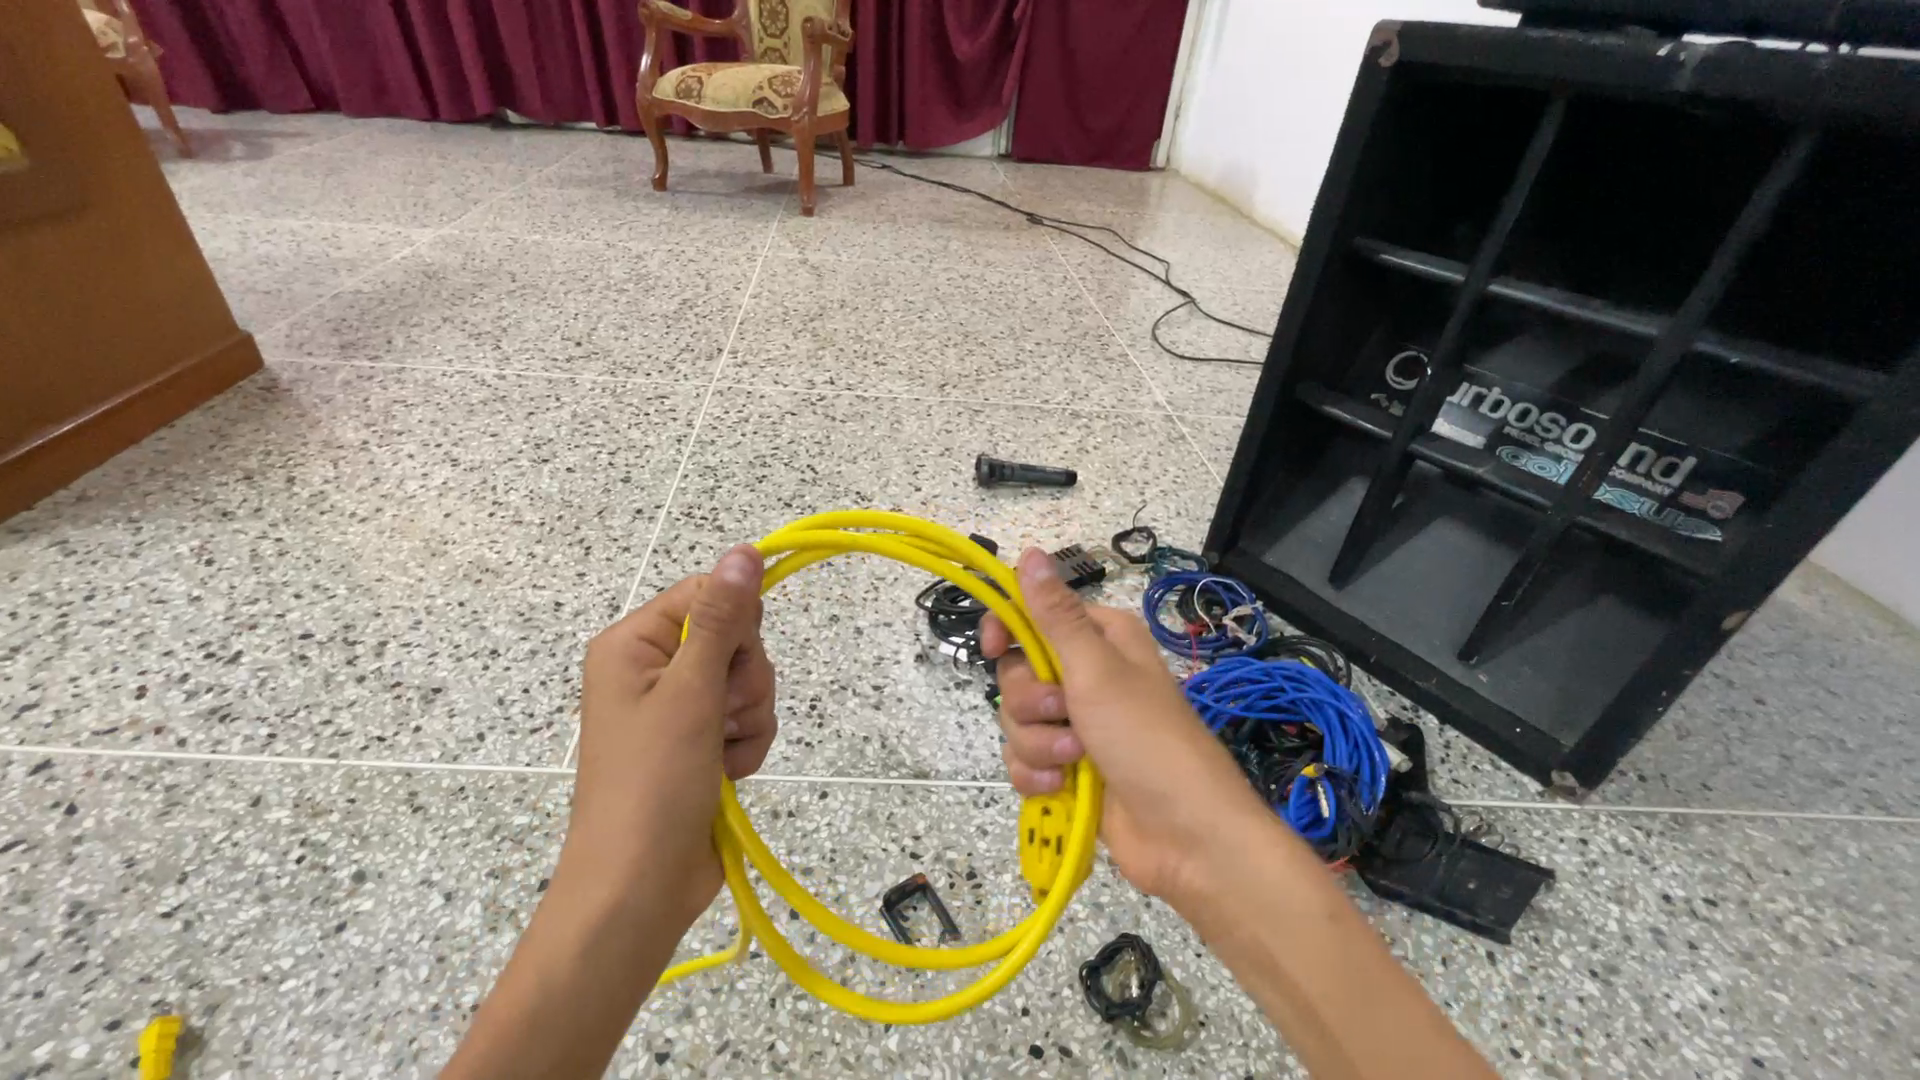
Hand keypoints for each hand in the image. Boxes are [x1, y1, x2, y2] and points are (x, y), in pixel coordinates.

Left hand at [555, 545, 776, 929]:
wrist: (638, 888)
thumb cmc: (653, 783)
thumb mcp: (690, 693)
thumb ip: (721, 619)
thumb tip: (744, 550)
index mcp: (632, 644)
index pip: (705, 594)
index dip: (735, 623)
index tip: (735, 661)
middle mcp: (651, 669)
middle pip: (732, 638)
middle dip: (744, 680)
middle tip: (721, 717)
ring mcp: (676, 709)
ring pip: (745, 681)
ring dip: (749, 717)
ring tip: (723, 755)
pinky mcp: (698, 743)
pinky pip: (745, 719)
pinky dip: (746, 744)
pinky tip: (729, 772)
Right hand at [983, 548, 1269, 903]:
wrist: (1185, 835)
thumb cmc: (1146, 738)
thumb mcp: (1097, 670)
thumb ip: (1054, 615)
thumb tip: (1029, 551)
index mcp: (1100, 639)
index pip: (1034, 616)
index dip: (1009, 630)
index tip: (995, 649)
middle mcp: (1087, 676)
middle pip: (1018, 673)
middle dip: (1031, 703)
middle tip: (1064, 715)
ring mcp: (1076, 725)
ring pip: (1016, 721)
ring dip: (1039, 744)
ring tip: (1076, 761)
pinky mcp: (1068, 768)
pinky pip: (1024, 760)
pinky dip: (1039, 775)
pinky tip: (1063, 788)